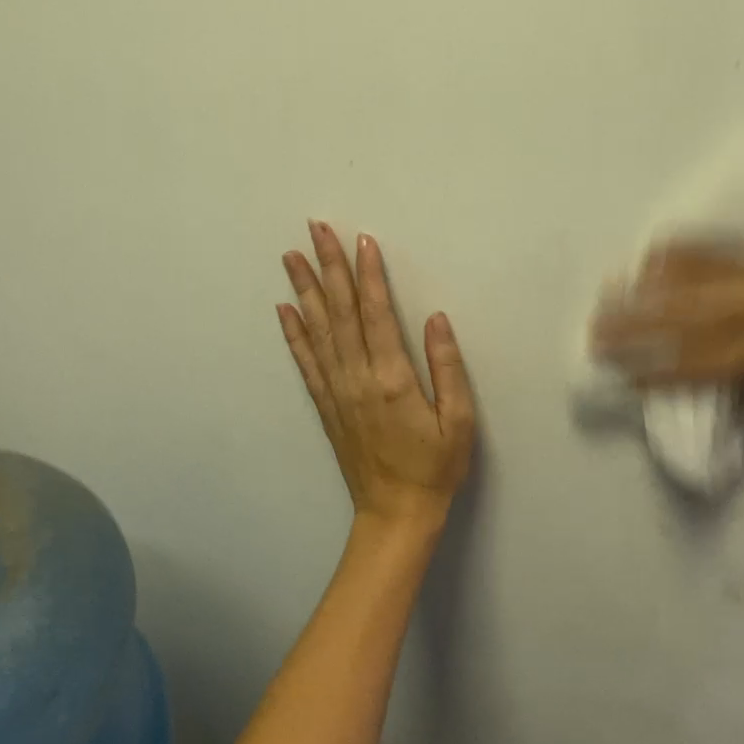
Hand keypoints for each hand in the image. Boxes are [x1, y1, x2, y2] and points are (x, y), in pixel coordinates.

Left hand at [279, 221, 475, 535]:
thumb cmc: (435, 469)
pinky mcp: (327, 407)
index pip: (377, 315)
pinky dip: (294, 334)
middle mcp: (357, 379)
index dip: (370, 276)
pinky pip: (307, 363)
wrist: (396, 514)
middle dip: (329, 268)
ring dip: (305, 291)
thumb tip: (436, 319)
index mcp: (392, 379)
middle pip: (341, 313)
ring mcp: (337, 393)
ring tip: (292, 256)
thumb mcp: (458, 422)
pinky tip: (284, 310)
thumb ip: (447, 368)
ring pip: (318, 331)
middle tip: (316, 229)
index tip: (362, 241)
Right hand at [591, 246, 743, 393]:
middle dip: (635, 324)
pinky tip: (656, 253)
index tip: (619, 375)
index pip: (697, 363)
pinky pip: (720, 250)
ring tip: (612, 290)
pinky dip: (684, 254)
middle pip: (682, 317)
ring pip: (694, 279)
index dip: (654, 371)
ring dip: (649, 287)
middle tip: (595, 327)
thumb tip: (715, 381)